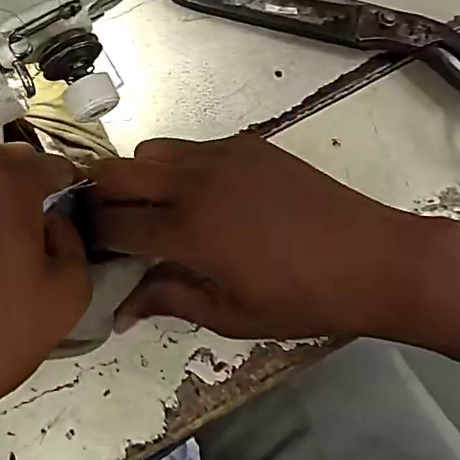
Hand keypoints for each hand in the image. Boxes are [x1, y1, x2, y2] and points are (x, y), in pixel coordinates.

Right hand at [87, 135, 459, 339]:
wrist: (373, 257)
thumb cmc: (303, 298)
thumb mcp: (233, 315)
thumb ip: (169, 301)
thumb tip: (120, 313)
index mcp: (188, 230)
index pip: (113, 224)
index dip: (90, 237)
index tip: (86, 248)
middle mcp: (195, 182)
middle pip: (117, 171)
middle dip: (96, 193)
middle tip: (103, 220)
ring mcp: (223, 155)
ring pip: (153, 150)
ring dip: (138, 175)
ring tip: (153, 206)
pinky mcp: (249, 144)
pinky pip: (193, 145)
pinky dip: (180, 165)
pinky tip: (203, 195)